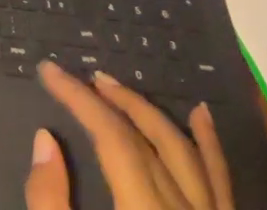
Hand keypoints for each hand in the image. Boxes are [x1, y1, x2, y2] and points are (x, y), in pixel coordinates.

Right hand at [25, 61, 233, 209]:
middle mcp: (182, 208)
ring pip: (185, 153)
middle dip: (113, 102)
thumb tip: (44, 140)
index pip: (111, 137)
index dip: (79, 99)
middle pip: (147, 140)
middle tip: (85, 78)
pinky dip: (211, 146)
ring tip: (122, 88)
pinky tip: (201, 115)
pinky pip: (222, 182)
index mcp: (142, 209)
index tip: (50, 71)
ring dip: (152, 114)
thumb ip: (50, 201)